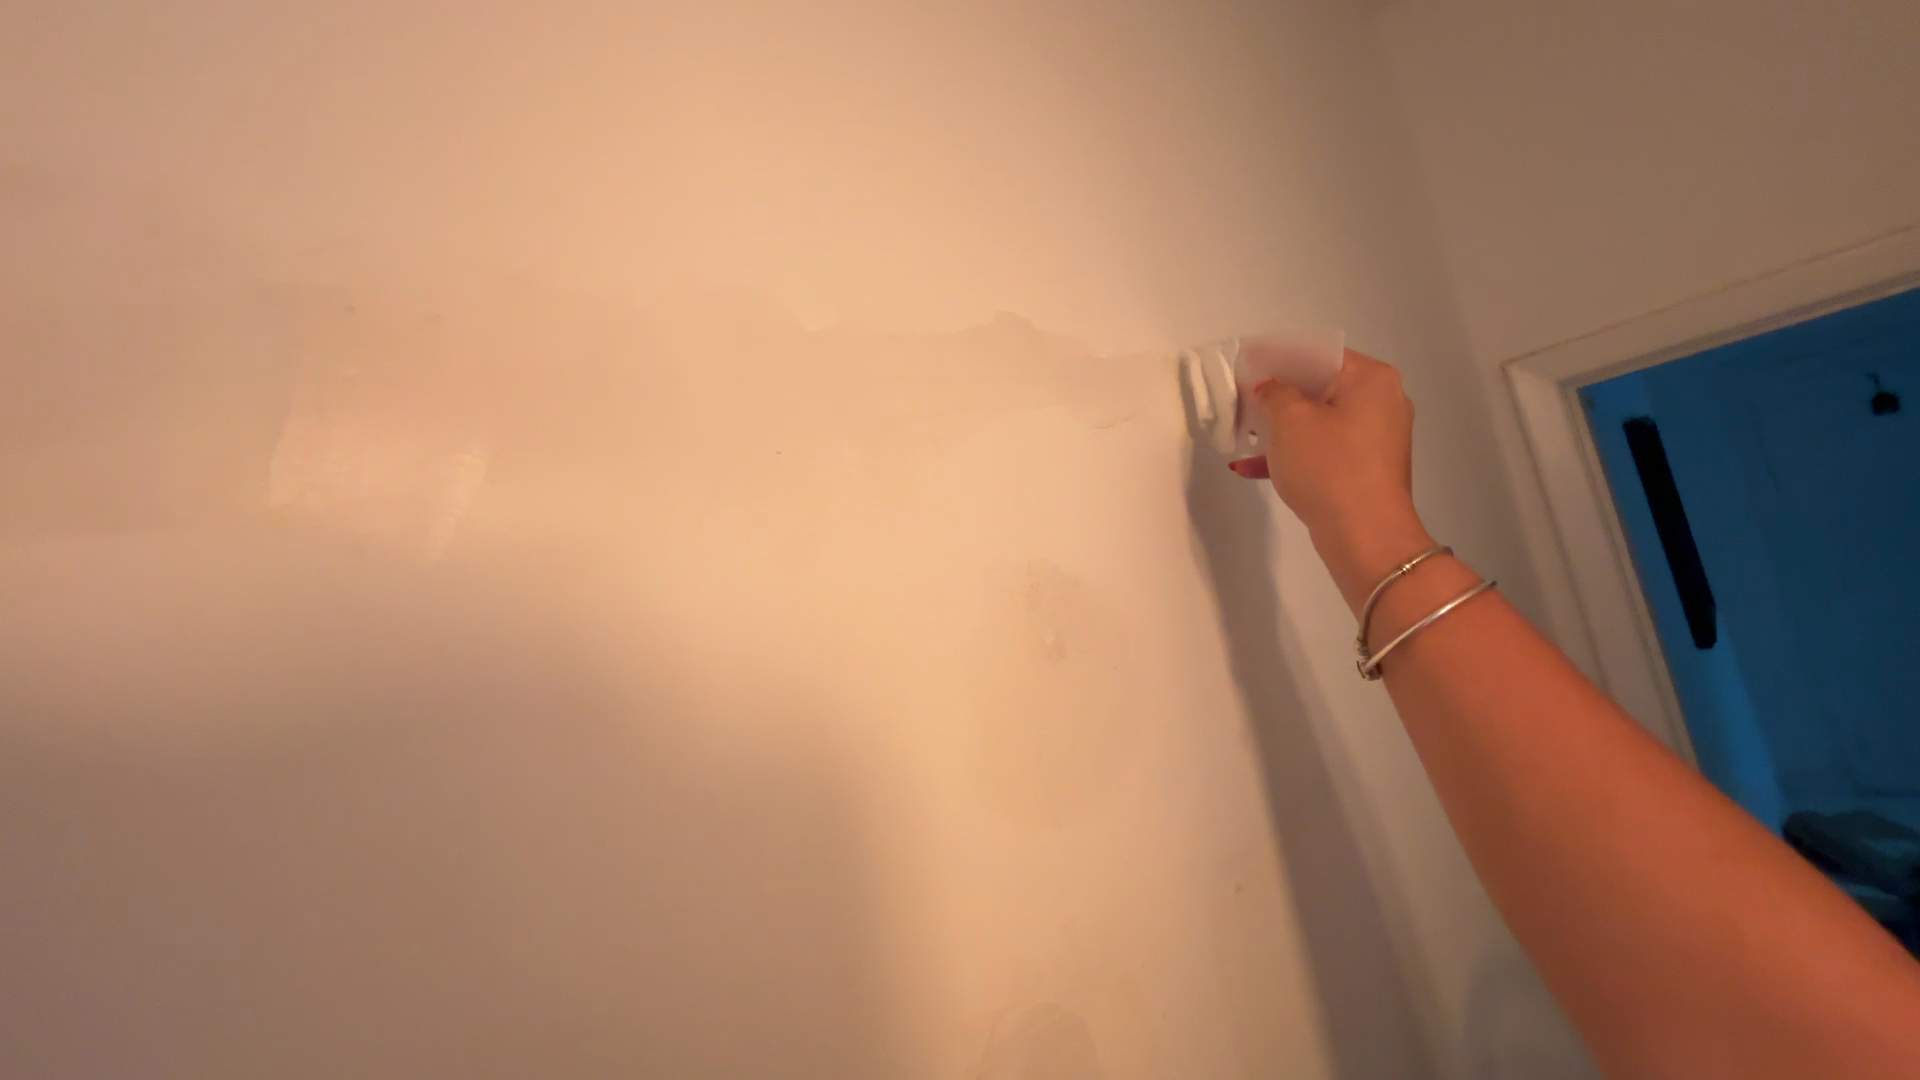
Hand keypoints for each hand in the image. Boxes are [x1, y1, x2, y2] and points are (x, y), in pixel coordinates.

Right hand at [1228, 349, 1435, 609]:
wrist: (1365, 534)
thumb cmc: (1329, 467)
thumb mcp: (1290, 422)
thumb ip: (1273, 393)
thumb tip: (1269, 386)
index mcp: (1370, 379)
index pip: (1318, 354)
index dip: (1277, 357)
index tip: (1244, 365)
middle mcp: (1381, 401)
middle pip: (1318, 386)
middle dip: (1275, 396)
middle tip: (1240, 401)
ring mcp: (1375, 436)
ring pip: (1317, 420)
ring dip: (1278, 428)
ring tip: (1241, 436)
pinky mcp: (1364, 467)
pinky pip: (1323, 448)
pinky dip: (1292, 453)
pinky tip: (1251, 467)